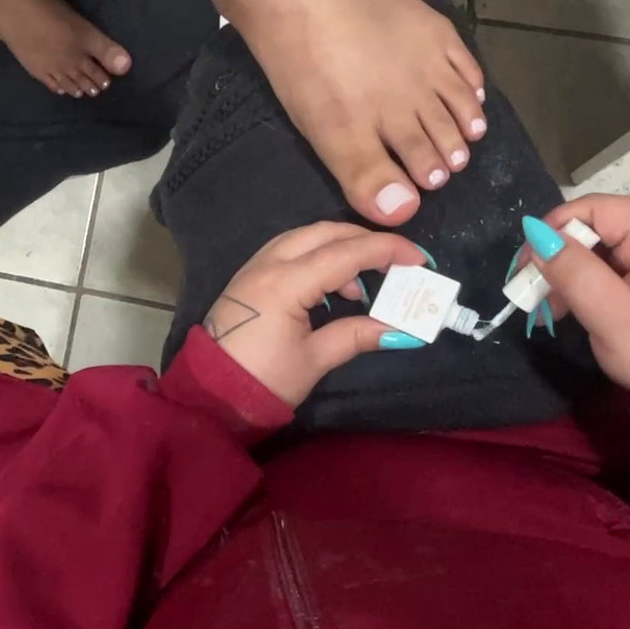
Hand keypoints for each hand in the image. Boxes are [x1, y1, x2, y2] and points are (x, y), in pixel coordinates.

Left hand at [203, 222, 427, 406]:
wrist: (209, 397)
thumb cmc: (262, 381)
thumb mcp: (314, 360)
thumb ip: (357, 335)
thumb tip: (402, 328)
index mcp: (284, 283)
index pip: (345, 252)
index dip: (387, 251)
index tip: (420, 259)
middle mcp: (266, 264)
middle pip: (324, 232)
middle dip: (364, 241)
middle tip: (396, 263)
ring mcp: (253, 268)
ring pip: (304, 238)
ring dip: (338, 248)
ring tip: (361, 286)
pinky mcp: (247, 279)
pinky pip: (288, 252)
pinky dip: (316, 257)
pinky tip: (331, 287)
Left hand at [241, 0, 486, 225]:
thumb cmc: (307, 68)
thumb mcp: (329, 134)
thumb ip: (366, 174)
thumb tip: (407, 213)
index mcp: (393, 124)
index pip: (422, 159)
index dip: (429, 175)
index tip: (435, 186)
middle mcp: (422, 93)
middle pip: (444, 130)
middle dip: (450, 152)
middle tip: (455, 166)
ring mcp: (429, 55)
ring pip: (458, 98)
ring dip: (465, 121)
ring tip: (471, 137)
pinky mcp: (429, 23)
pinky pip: (462, 60)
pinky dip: (471, 81)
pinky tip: (475, 88)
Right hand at [524, 195, 629, 396]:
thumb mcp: (615, 319)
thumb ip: (576, 275)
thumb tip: (536, 236)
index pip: (600, 209)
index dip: (556, 228)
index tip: (527, 264)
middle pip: (596, 227)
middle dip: (557, 255)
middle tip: (530, 290)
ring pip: (595, 248)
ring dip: (564, 273)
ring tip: (545, 307)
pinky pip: (605, 267)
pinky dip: (579, 284)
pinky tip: (564, 308)